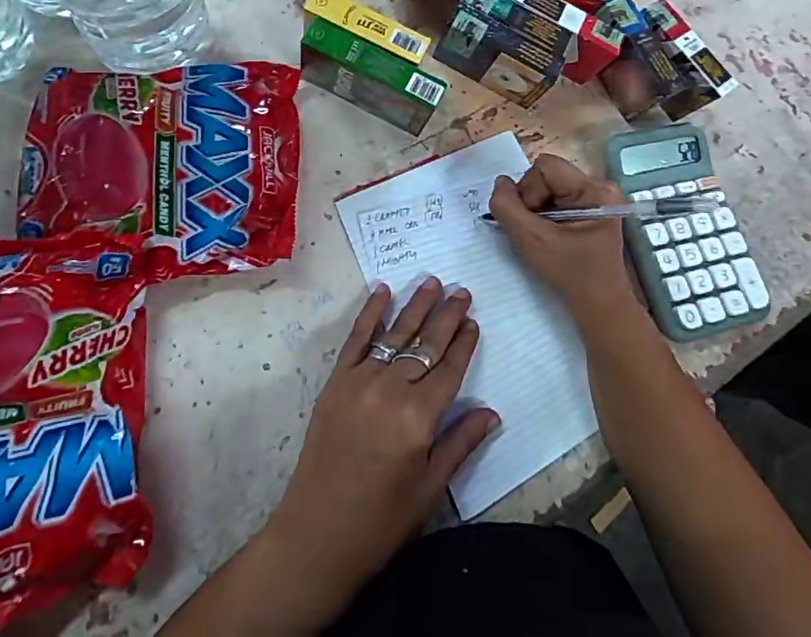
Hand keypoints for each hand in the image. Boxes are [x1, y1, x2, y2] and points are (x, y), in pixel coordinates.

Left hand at [260, 279, 498, 600]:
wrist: (320, 528)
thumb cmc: (383, 518)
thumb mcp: (431, 487)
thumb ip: (460, 443)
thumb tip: (490, 411)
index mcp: (418, 418)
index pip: (448, 370)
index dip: (463, 344)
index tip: (474, 319)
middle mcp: (388, 390)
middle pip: (423, 345)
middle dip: (444, 316)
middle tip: (461, 290)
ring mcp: (358, 381)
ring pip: (392, 335)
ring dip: (413, 307)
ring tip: (430, 282)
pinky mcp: (335, 382)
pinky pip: (355, 340)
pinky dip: (369, 314)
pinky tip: (381, 291)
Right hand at [488, 155, 636, 313]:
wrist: (598, 302)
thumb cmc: (569, 272)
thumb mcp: (530, 240)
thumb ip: (507, 207)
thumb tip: (500, 183)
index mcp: (594, 190)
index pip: (544, 167)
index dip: (528, 190)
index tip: (532, 219)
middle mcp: (598, 186)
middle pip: (544, 174)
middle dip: (530, 199)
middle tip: (536, 228)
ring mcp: (594, 196)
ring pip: (545, 185)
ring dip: (533, 207)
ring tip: (542, 232)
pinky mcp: (587, 206)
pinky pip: (552, 196)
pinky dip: (541, 212)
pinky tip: (548, 232)